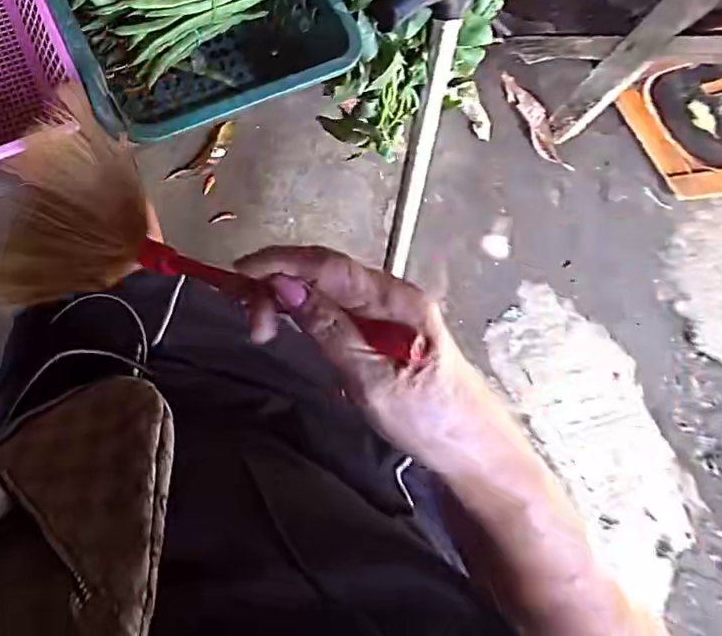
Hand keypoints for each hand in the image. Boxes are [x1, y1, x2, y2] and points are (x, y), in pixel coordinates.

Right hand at [233, 245, 531, 480]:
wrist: (481, 460)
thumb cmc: (433, 423)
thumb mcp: (373, 380)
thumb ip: (328, 327)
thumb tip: (284, 284)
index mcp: (395, 300)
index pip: (325, 264)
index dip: (277, 261)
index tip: (240, 271)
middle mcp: (387, 294)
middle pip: (316, 270)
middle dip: (273, 284)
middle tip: (250, 321)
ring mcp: (382, 309)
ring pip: (317, 285)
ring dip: (280, 298)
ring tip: (260, 330)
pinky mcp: (374, 325)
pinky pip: (326, 302)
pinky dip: (295, 308)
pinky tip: (280, 323)